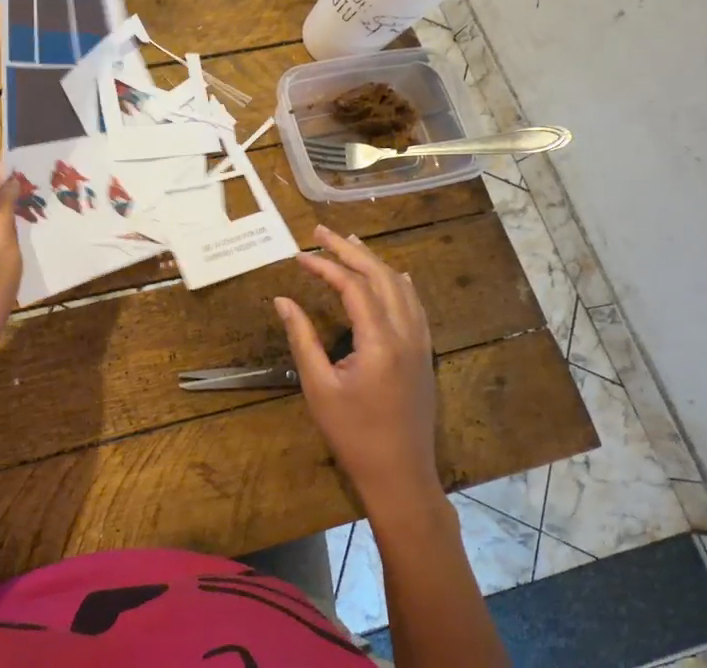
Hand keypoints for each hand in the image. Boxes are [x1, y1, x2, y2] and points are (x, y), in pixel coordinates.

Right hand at [274, 225, 442, 522]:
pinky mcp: (424, 354)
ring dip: (374, 261)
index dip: (326, 266)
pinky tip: (392, 275)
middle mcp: (406, 334)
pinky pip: (415, 306)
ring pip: (401, 288)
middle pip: (381, 276)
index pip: (353, 287)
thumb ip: (302, 338)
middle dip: (350, 250)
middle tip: (321, 232)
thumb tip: (283, 300)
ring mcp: (420, 344)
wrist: (400, 474)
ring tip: (349, 242)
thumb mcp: (318, 387)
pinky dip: (398, 283)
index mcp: (380, 342)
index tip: (299, 256)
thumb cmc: (353, 434)